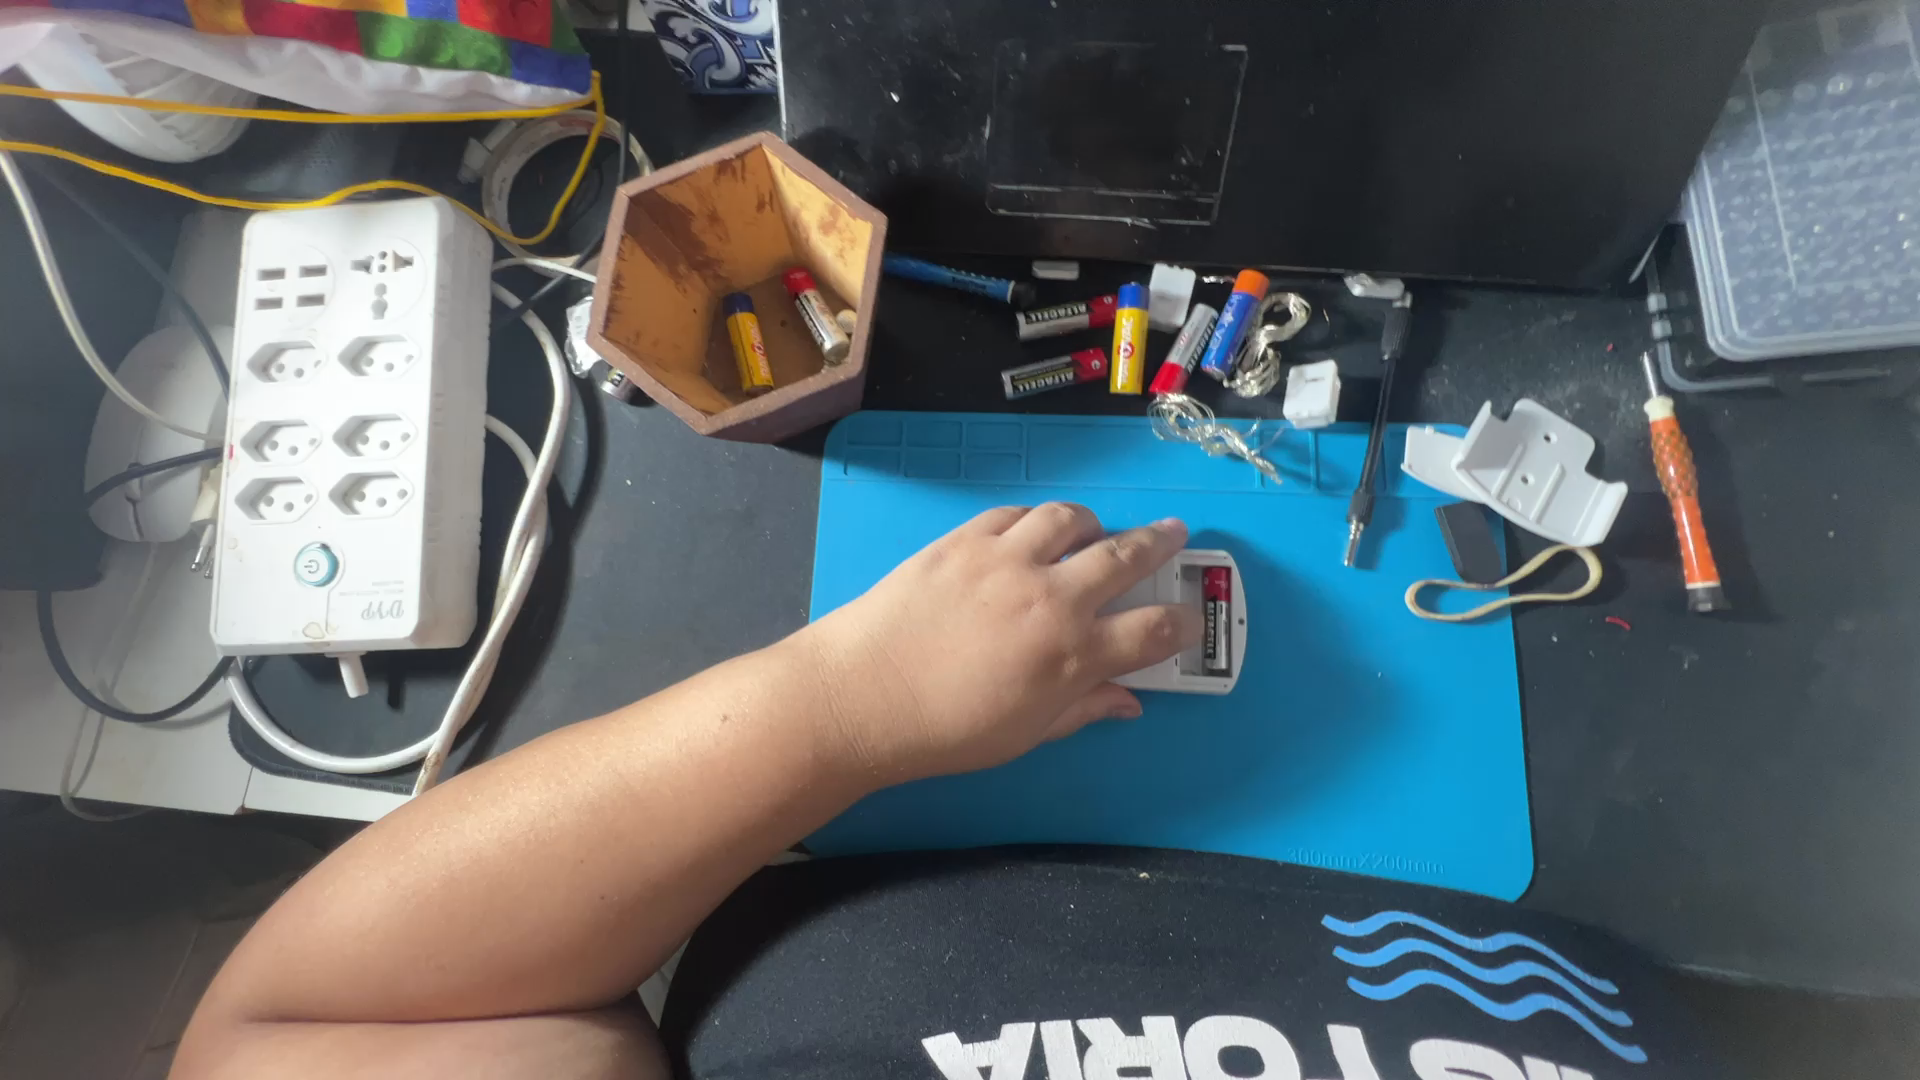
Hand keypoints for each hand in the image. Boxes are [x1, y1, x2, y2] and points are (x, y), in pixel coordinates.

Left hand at [798, 504, 1202, 783]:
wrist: (862, 695)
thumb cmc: (946, 731)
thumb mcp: (1025, 734)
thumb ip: (1083, 709)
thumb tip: (1129, 703)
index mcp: (1072, 655)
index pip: (1154, 630)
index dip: (1182, 622)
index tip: (1188, 615)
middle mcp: (1050, 597)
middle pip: (1125, 556)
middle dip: (1160, 542)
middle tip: (1174, 531)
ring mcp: (1006, 560)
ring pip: (1068, 519)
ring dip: (1090, 524)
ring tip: (1091, 531)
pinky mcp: (964, 539)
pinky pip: (1013, 514)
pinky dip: (1032, 521)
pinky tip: (1028, 534)